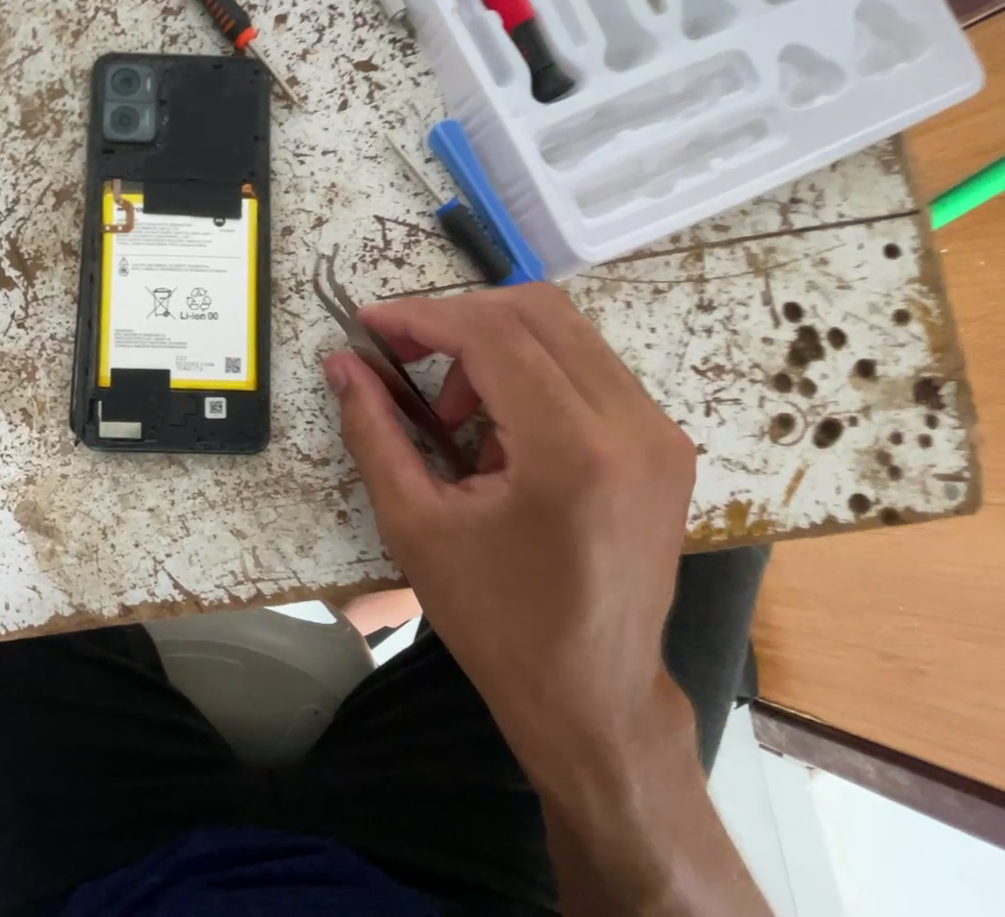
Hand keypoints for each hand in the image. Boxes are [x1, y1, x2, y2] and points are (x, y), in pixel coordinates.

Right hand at [324, 285, 698, 782]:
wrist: (588, 691)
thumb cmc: (492, 617)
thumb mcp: (413, 523)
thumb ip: (373, 430)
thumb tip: (341, 364)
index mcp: (570, 451)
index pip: (494, 334)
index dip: (421, 316)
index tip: (368, 325)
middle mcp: (633, 425)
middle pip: (538, 312)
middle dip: (455, 319)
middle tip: (401, 356)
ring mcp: (659, 432)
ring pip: (567, 333)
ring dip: (493, 346)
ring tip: (451, 410)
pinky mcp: (663, 445)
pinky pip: (589, 369)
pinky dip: (529, 372)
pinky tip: (497, 428)